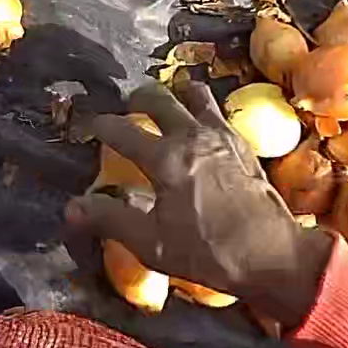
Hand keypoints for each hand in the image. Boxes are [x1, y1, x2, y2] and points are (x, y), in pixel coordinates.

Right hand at [66, 81, 334, 326]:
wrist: (274, 255)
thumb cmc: (209, 251)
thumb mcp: (152, 244)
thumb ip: (110, 220)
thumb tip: (72, 206)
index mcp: (164, 158)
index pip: (121, 130)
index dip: (100, 125)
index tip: (89, 125)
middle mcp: (191, 135)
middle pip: (157, 97)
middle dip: (136, 98)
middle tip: (127, 108)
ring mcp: (220, 134)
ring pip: (192, 92)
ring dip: (174, 93)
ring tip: (165, 106)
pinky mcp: (241, 141)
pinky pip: (216, 109)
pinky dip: (200, 108)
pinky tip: (198, 126)